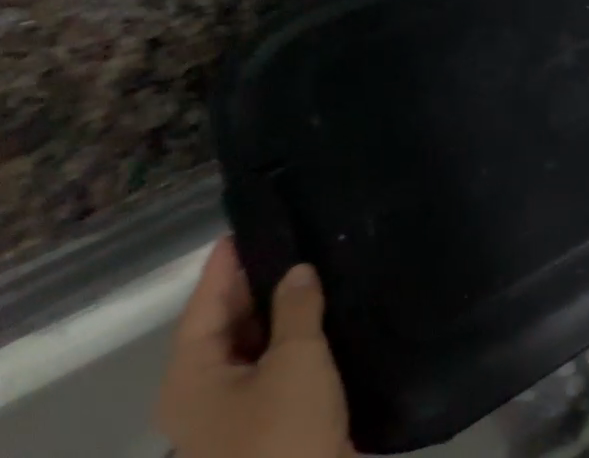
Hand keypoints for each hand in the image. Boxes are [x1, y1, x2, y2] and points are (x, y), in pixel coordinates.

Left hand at [156, 238, 353, 457]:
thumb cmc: (284, 427)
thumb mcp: (296, 359)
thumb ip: (296, 310)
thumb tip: (296, 271)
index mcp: (191, 377)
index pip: (204, 307)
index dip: (223, 268)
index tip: (243, 230)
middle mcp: (203, 390)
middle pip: (225, 326)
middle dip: (257, 286)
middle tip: (293, 241)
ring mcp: (235, 408)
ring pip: (254, 345)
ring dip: (282, 312)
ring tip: (317, 269)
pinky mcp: (270, 417)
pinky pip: (277, 364)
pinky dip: (298, 337)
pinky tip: (328, 315)